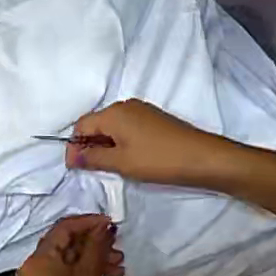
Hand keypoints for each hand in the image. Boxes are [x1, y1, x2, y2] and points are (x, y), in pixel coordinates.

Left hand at [17, 214, 122, 275]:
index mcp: (37, 259)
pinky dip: (83, 272)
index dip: (89, 223)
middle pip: (64, 243)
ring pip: (67, 260)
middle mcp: (31, 267)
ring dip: (92, 258)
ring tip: (119, 266)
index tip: (112, 224)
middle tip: (118, 248)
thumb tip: (104, 226)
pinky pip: (63, 274)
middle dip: (93, 243)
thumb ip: (96, 248)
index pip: (63, 228)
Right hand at [65, 99, 243, 187]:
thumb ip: (93, 158)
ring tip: (108, 166)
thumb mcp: (121, 163)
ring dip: (105, 144)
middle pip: (96, 123)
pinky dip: (120, 141)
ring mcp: (141, 110)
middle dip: (89, 145)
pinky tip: (127, 158)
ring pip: (112, 125)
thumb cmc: (158, 160)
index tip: (74, 167)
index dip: (74, 146)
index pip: (82, 125)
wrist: (204, 157)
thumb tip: (72, 155)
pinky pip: (127, 126)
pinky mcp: (153, 119)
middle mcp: (125, 106)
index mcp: (113, 113)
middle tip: (89, 169)